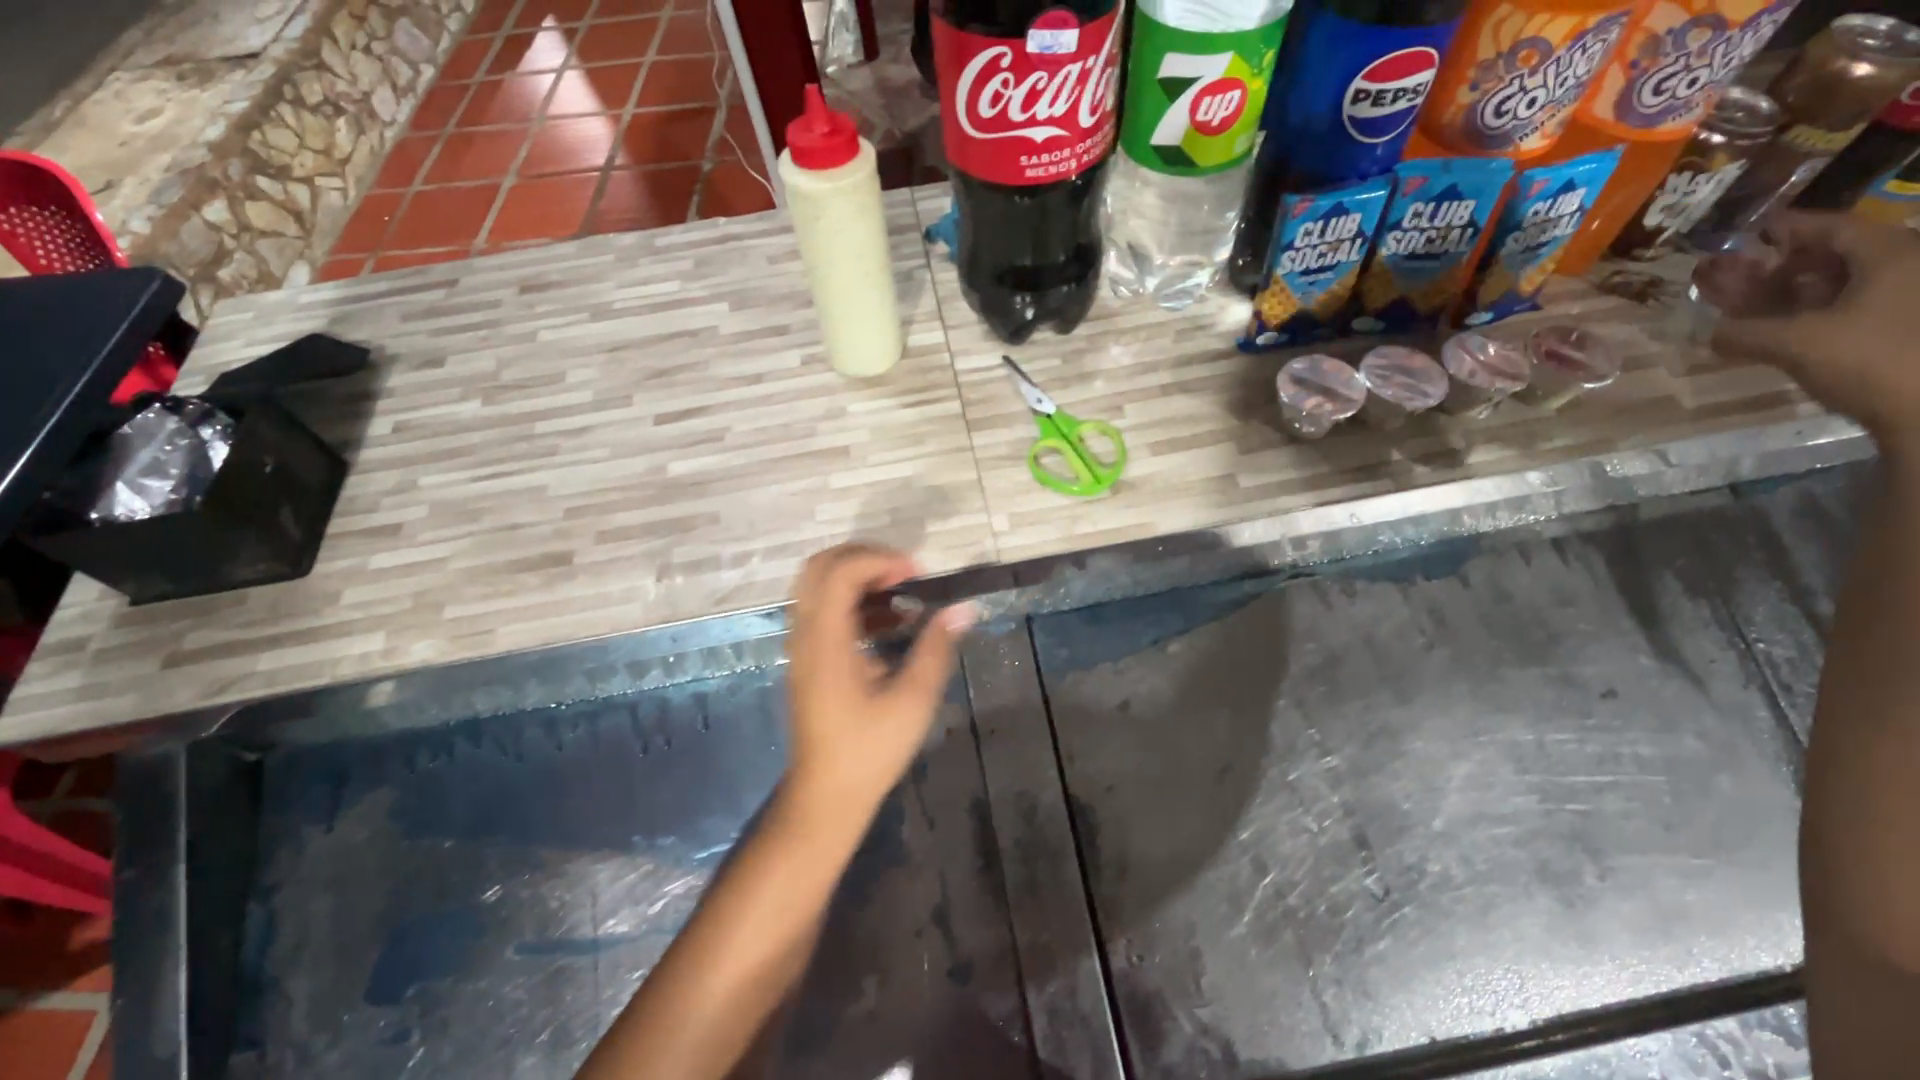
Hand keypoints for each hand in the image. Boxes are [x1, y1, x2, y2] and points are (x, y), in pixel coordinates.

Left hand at [783, 544, 975, 817]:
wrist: (826, 794)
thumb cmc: (870, 750)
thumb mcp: (913, 700)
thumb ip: (936, 648)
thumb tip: (963, 608)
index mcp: (826, 640)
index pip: (841, 571)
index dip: (880, 560)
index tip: (918, 574)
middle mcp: (805, 634)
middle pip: (821, 567)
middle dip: (865, 558)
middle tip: (906, 573)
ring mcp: (802, 647)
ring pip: (819, 587)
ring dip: (859, 579)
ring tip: (903, 596)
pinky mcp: (808, 660)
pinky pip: (823, 611)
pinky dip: (854, 603)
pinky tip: (891, 624)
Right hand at [1702, 213, 1919, 453]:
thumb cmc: (1872, 361)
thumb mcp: (1795, 344)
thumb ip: (1744, 334)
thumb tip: (1712, 334)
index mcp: (1890, 254)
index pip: (1831, 227)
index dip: (1788, 228)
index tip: (1754, 231)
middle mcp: (1907, 268)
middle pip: (1836, 256)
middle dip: (1783, 266)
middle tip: (1740, 275)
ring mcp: (1909, 302)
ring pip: (1845, 286)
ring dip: (1795, 293)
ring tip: (1751, 305)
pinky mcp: (1905, 332)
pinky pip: (1856, 309)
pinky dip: (1817, 315)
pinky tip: (1785, 331)